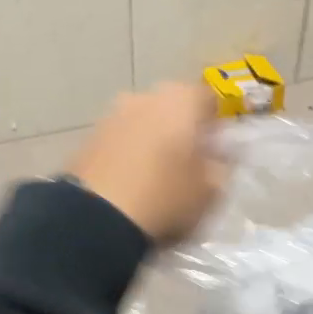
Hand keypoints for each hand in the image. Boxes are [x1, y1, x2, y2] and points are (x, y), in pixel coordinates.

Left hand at [70, 83, 224, 243]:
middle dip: (182, 130)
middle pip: (173, 107)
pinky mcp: (89, 137)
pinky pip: (120, 140)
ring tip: (156, 177)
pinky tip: (130, 182)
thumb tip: (221, 153)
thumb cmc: (165, 197)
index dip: (217, 124)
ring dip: (153, 141)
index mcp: (182, 99)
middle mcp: (145, 95)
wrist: (96, 218)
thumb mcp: (211, 189)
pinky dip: (128, 154)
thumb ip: (223, 165)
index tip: (218, 151)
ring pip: (144, 122)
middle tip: (189, 164)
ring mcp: (112, 114)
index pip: (210, 99)